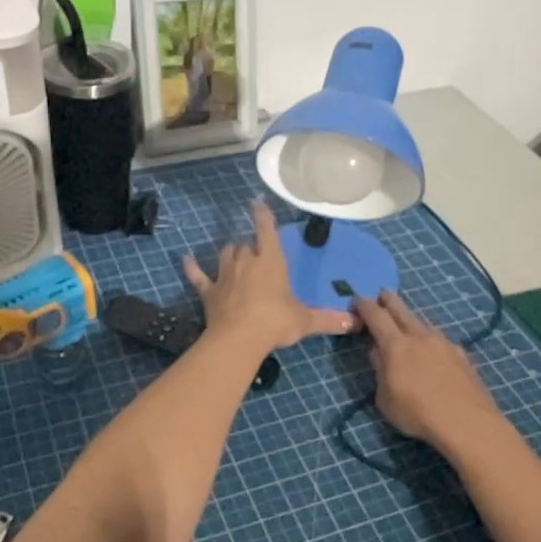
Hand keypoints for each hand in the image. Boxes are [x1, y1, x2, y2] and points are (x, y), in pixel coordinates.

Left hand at [182, 200, 356, 351]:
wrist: (239, 338)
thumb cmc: (275, 322)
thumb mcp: (305, 321)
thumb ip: (328, 319)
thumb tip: (355, 322)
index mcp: (270, 261)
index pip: (266, 230)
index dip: (262, 216)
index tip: (257, 203)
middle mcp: (246, 261)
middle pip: (245, 244)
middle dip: (250, 244)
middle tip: (255, 250)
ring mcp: (224, 275)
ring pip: (225, 254)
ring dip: (230, 252)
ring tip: (234, 254)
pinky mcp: (209, 291)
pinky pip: (198, 275)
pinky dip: (192, 267)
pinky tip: (185, 259)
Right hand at [354, 290, 499, 443]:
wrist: (466, 422)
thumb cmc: (417, 413)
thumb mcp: (385, 399)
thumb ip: (380, 371)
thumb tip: (378, 354)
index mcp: (396, 345)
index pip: (376, 316)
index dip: (364, 305)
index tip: (356, 300)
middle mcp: (420, 337)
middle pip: (402, 309)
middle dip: (389, 300)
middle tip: (382, 295)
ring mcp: (444, 343)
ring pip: (422, 323)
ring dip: (410, 320)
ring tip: (406, 325)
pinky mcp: (461, 354)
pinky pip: (439, 339)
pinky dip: (429, 339)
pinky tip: (430, 351)